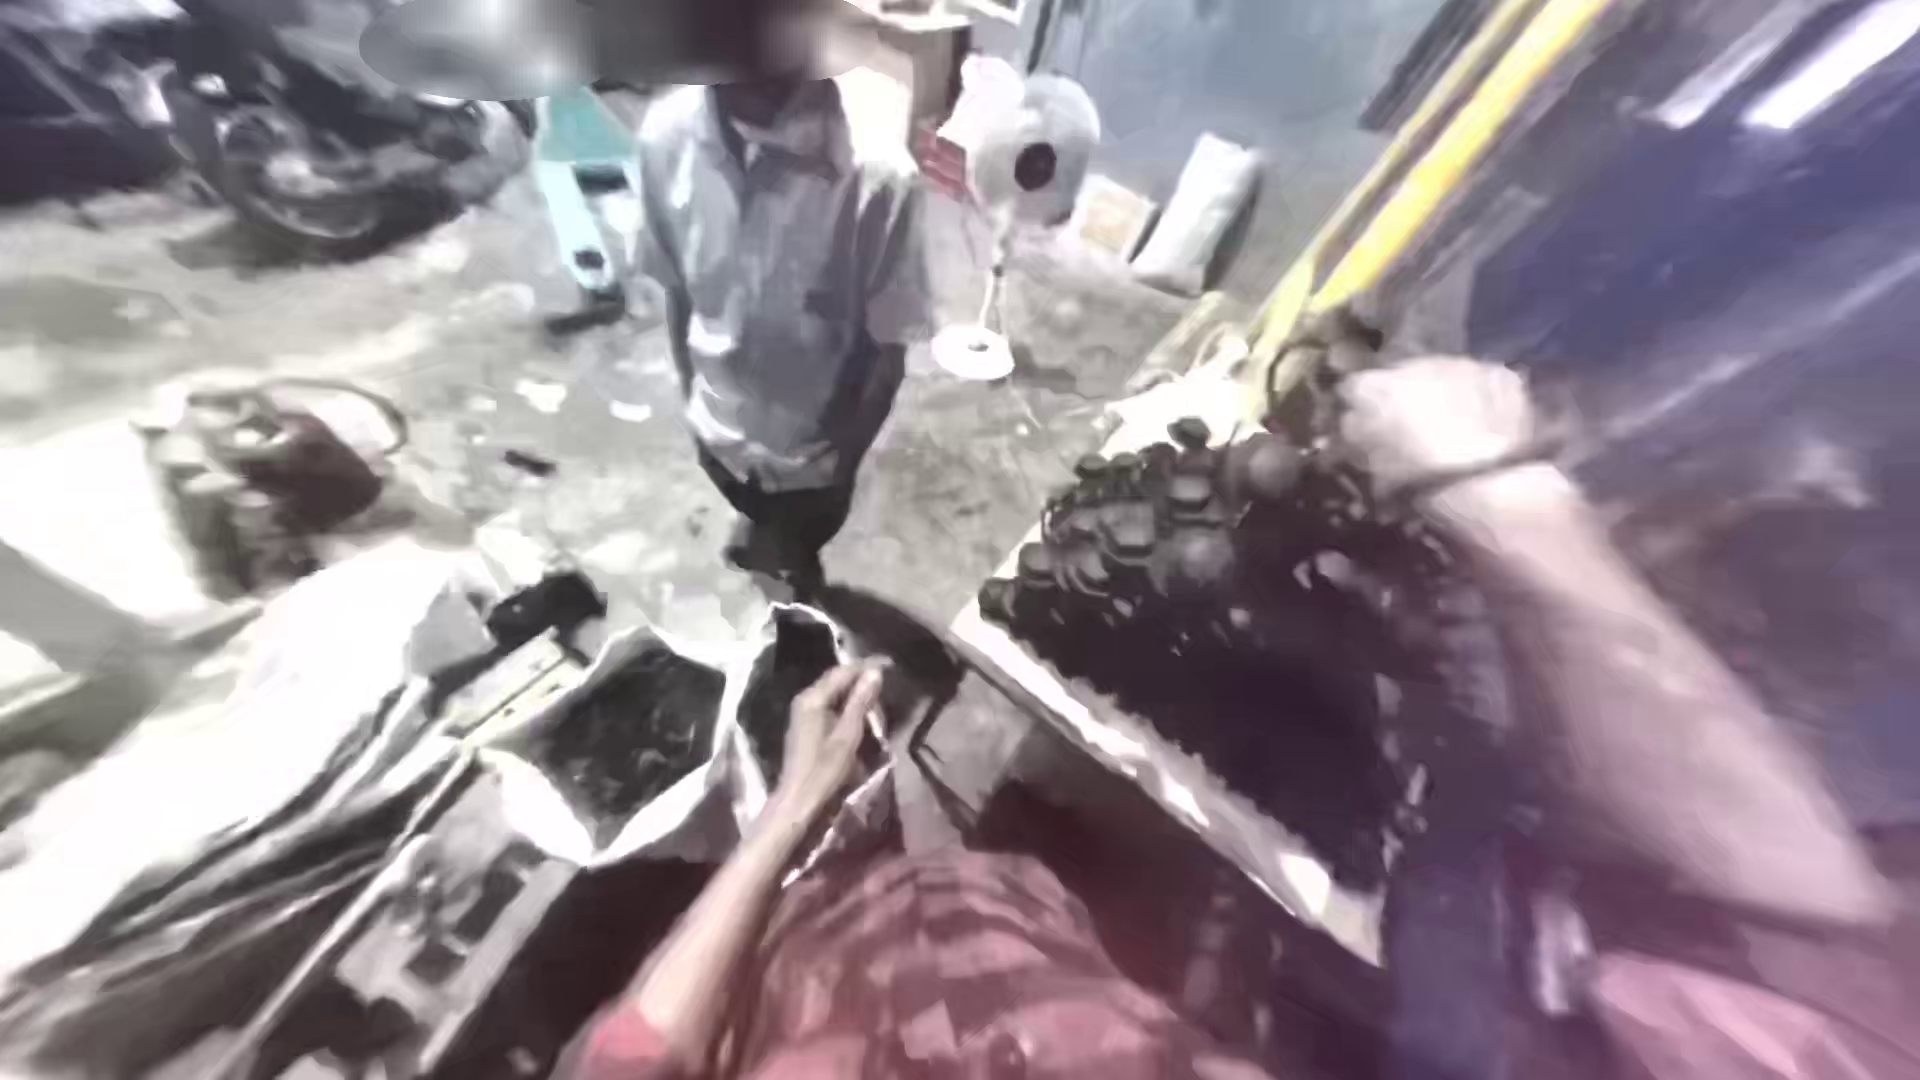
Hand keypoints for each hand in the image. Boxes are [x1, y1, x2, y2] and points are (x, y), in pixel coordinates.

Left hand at [768, 661, 885, 824]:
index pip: (843, 671)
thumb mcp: (847, 735)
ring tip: (878, 696)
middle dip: (862, 677)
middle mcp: (806, 698)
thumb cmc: (824, 770)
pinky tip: (861, 712)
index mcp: (813, 698)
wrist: (798, 801)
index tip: (890, 664)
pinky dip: (848, 703)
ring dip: (856, 691)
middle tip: (886, 681)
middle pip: (837, 678)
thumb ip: (860, 701)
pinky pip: (831, 703)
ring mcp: (804, 711)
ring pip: (834, 691)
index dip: (867, 665)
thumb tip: (875, 672)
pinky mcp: (807, 723)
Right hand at [1338, 356, 1535, 489]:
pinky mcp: (1500, 373)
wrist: (1482, 480)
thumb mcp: (1359, 464)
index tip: (1356, 425)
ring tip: (1443, 423)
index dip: (1351, 407)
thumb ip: (1346, 436)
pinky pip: (1478, 380)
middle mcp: (1411, 363)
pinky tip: (1476, 421)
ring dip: (1435, 392)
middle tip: (1402, 424)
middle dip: (1396, 395)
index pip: (1349, 388)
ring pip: (1438, 374)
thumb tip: (1341, 426)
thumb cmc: (1407, 477)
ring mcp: (1460, 364)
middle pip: (1397, 374)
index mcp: (1369, 385)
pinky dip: (1474, 396)